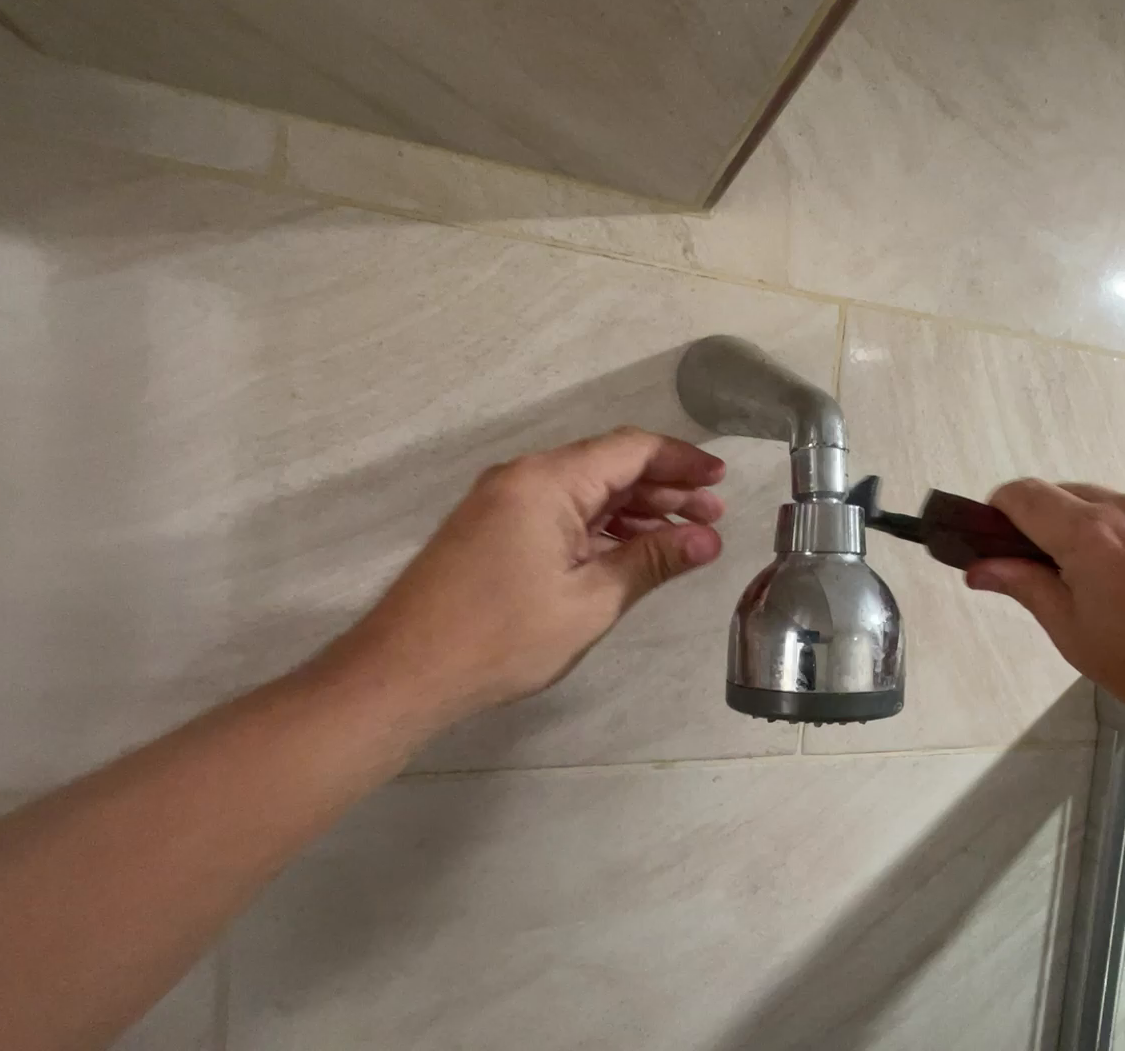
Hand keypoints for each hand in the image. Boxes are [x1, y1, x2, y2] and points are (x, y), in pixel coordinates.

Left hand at [317, 427, 726, 728]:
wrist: (401, 674)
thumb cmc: (503, 636)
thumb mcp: (591, 600)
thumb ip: (653, 560)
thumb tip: (708, 540)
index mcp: (548, 481)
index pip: (630, 449)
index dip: (682, 460)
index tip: (722, 480)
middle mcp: (524, 477)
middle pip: (609, 466)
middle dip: (665, 487)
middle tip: (711, 517)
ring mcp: (504, 502)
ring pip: (586, 490)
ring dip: (636, 508)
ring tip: (682, 537)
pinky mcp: (494, 528)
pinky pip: (561, 511)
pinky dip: (602, 526)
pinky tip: (631, 551)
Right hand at [965, 479, 1124, 742]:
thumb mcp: (1072, 633)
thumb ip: (1024, 586)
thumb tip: (979, 568)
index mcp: (1090, 534)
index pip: (1026, 495)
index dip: (1001, 508)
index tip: (997, 533)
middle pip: (1074, 496)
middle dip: (1054, 523)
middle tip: (1059, 572)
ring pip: (1122, 508)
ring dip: (1106, 532)